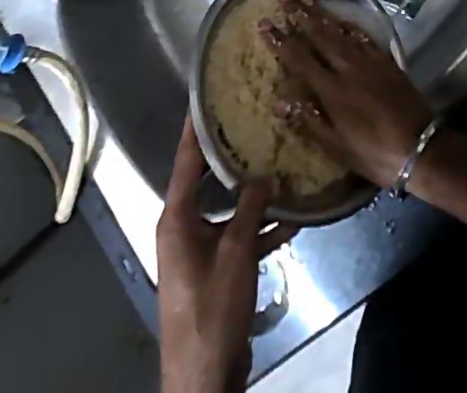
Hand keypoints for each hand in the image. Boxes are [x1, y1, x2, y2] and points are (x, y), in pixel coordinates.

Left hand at [158, 118, 297, 392]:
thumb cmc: (212, 306)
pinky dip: (258, 230)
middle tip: (249, 126)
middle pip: (206, 182)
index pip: (184, 162)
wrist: (204, 373)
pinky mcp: (215, 270)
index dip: (193, 131)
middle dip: (227, 158)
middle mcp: (183, 226)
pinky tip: (290, 220)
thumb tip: (263, 175)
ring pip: (226, 211)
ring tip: (278, 168)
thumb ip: (248, 210)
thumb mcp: (234, 254)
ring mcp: (198, 249)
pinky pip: (236, 239)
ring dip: (251, 198)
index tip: (201, 100)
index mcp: (176, 217)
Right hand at [262, 0, 434, 186]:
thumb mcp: (337, 147)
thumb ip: (309, 121)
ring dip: (321, 13)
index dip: (280, 40)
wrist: (422, 149)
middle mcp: (348, 69)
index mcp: (332, 90)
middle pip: (319, 35)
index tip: (265, 24)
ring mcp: (369, 62)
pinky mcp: (387, 62)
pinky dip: (349, 26)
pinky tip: (341, 19)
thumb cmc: (374, 154)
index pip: (299, 59)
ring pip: (340, 31)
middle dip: (299, 14)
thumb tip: (280, 102)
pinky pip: (363, 37)